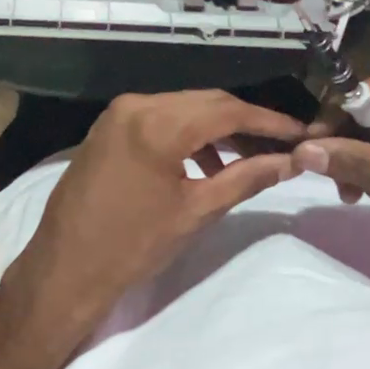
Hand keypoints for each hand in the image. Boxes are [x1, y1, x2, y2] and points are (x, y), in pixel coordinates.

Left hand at [0, 90, 304, 358]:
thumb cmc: (134, 244)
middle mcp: (136, 105)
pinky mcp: (107, 127)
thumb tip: (289, 161)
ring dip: (215, 129)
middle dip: (245, 122)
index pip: (227, 111)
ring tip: (246, 160)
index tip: (301, 135)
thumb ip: (245, 178)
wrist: (67, 266)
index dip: (269, 122)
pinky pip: (158, 119)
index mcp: (157, 123)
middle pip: (205, 102)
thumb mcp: (196, 211)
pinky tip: (205, 164)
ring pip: (182, 108)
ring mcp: (117, 114)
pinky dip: (186, 134)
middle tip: (280, 146)